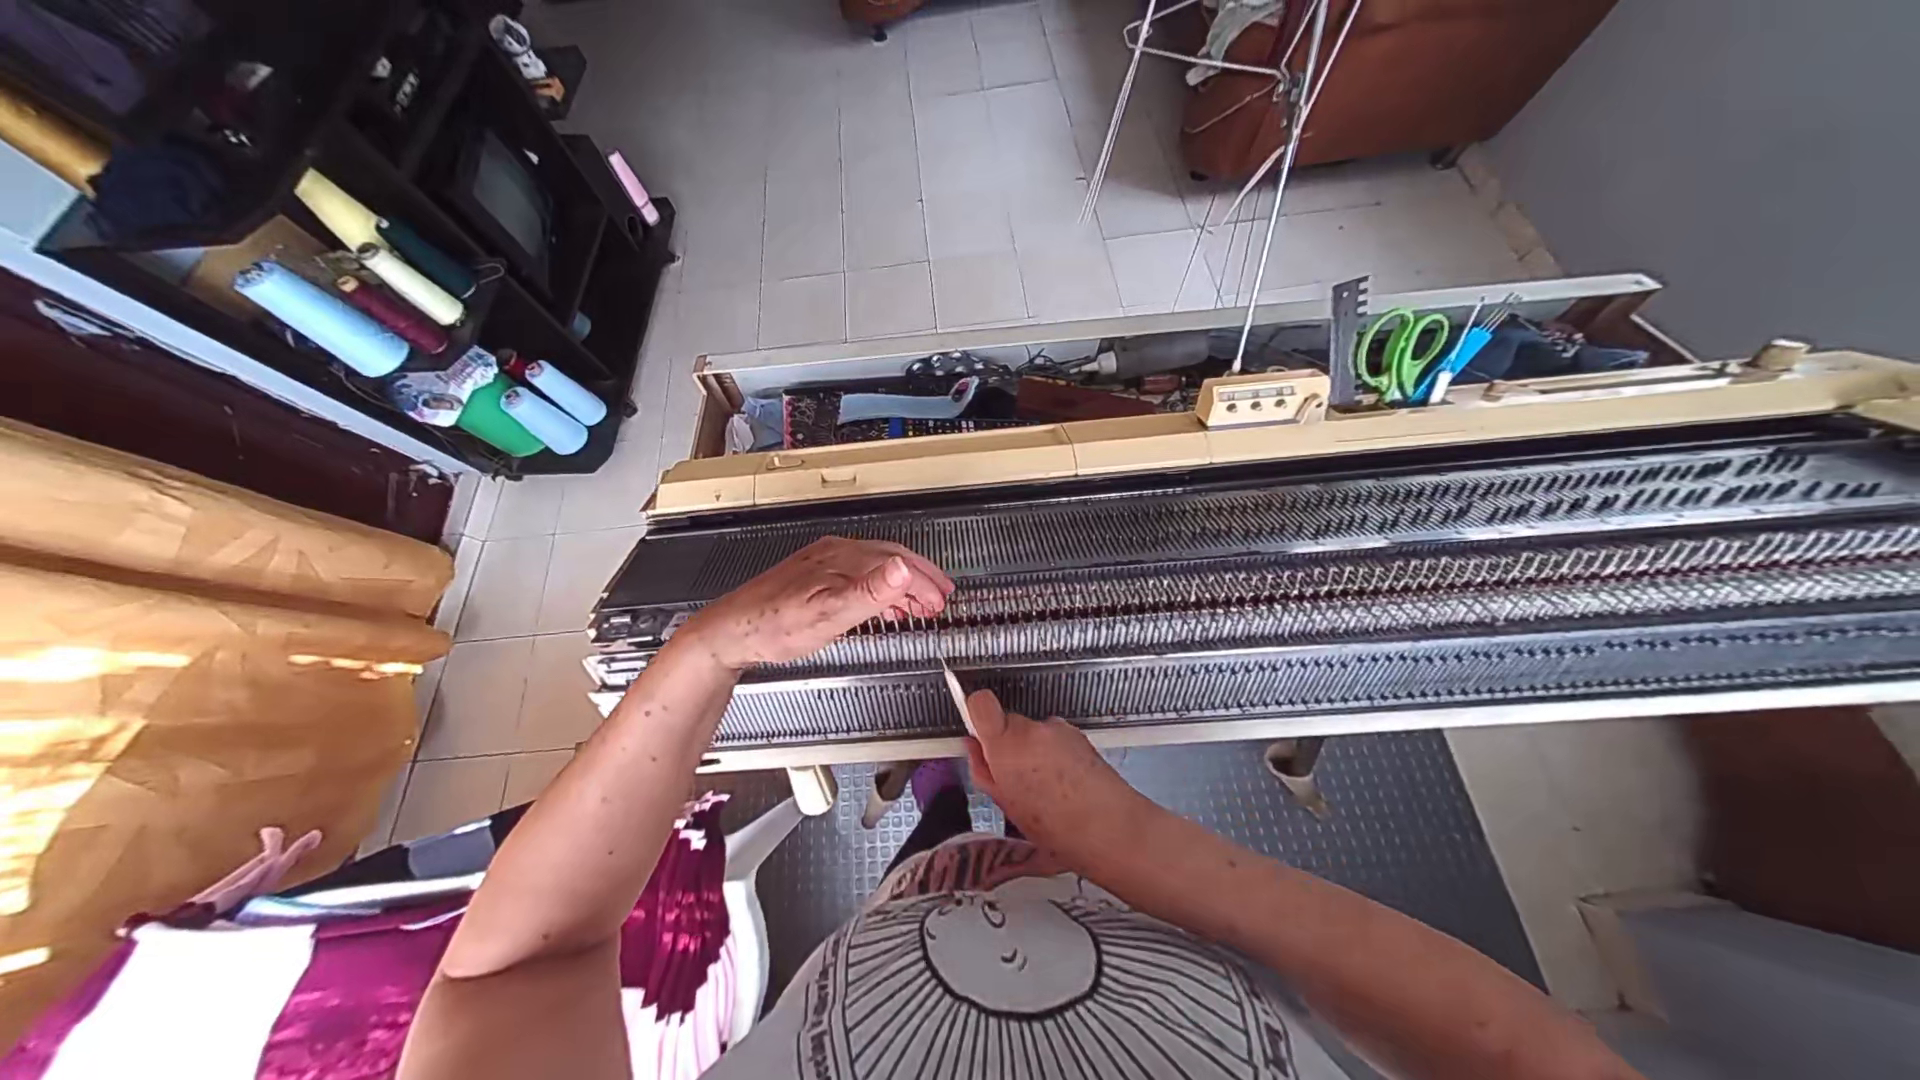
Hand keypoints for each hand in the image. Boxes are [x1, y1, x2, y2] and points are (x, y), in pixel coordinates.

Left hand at [678, 536, 953, 669]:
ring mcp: (823, 565)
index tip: (942, 599)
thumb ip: (870, 593)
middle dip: (920, 578)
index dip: (925, 581)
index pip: (898, 563)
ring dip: (902, 585)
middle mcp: (834, 555)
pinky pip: (859, 576)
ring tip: (919, 603)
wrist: (729, 632)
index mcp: (842, 559)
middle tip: (941, 597)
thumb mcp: (828, 614)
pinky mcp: (814, 578)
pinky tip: (879, 604)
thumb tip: (904, 569)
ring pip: (875, 567)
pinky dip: (879, 589)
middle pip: (890, 560)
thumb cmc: (771, 626)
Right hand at [964, 689, 1153, 869]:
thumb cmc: (1055, 826)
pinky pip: (1054, 737)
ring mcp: (1058, 728)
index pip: (980, 701)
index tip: (978, 730)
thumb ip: (982, 768)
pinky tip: (1063, 781)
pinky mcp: (1078, 732)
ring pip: (1033, 732)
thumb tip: (973, 746)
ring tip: (1045, 785)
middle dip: (1008, 742)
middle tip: (1016, 776)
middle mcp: (1032, 728)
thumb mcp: (1005, 804)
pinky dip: (1053, 753)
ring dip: (1033, 749)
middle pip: (1009, 722)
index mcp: (1006, 744)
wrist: (1110, 828)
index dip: (976, 712)